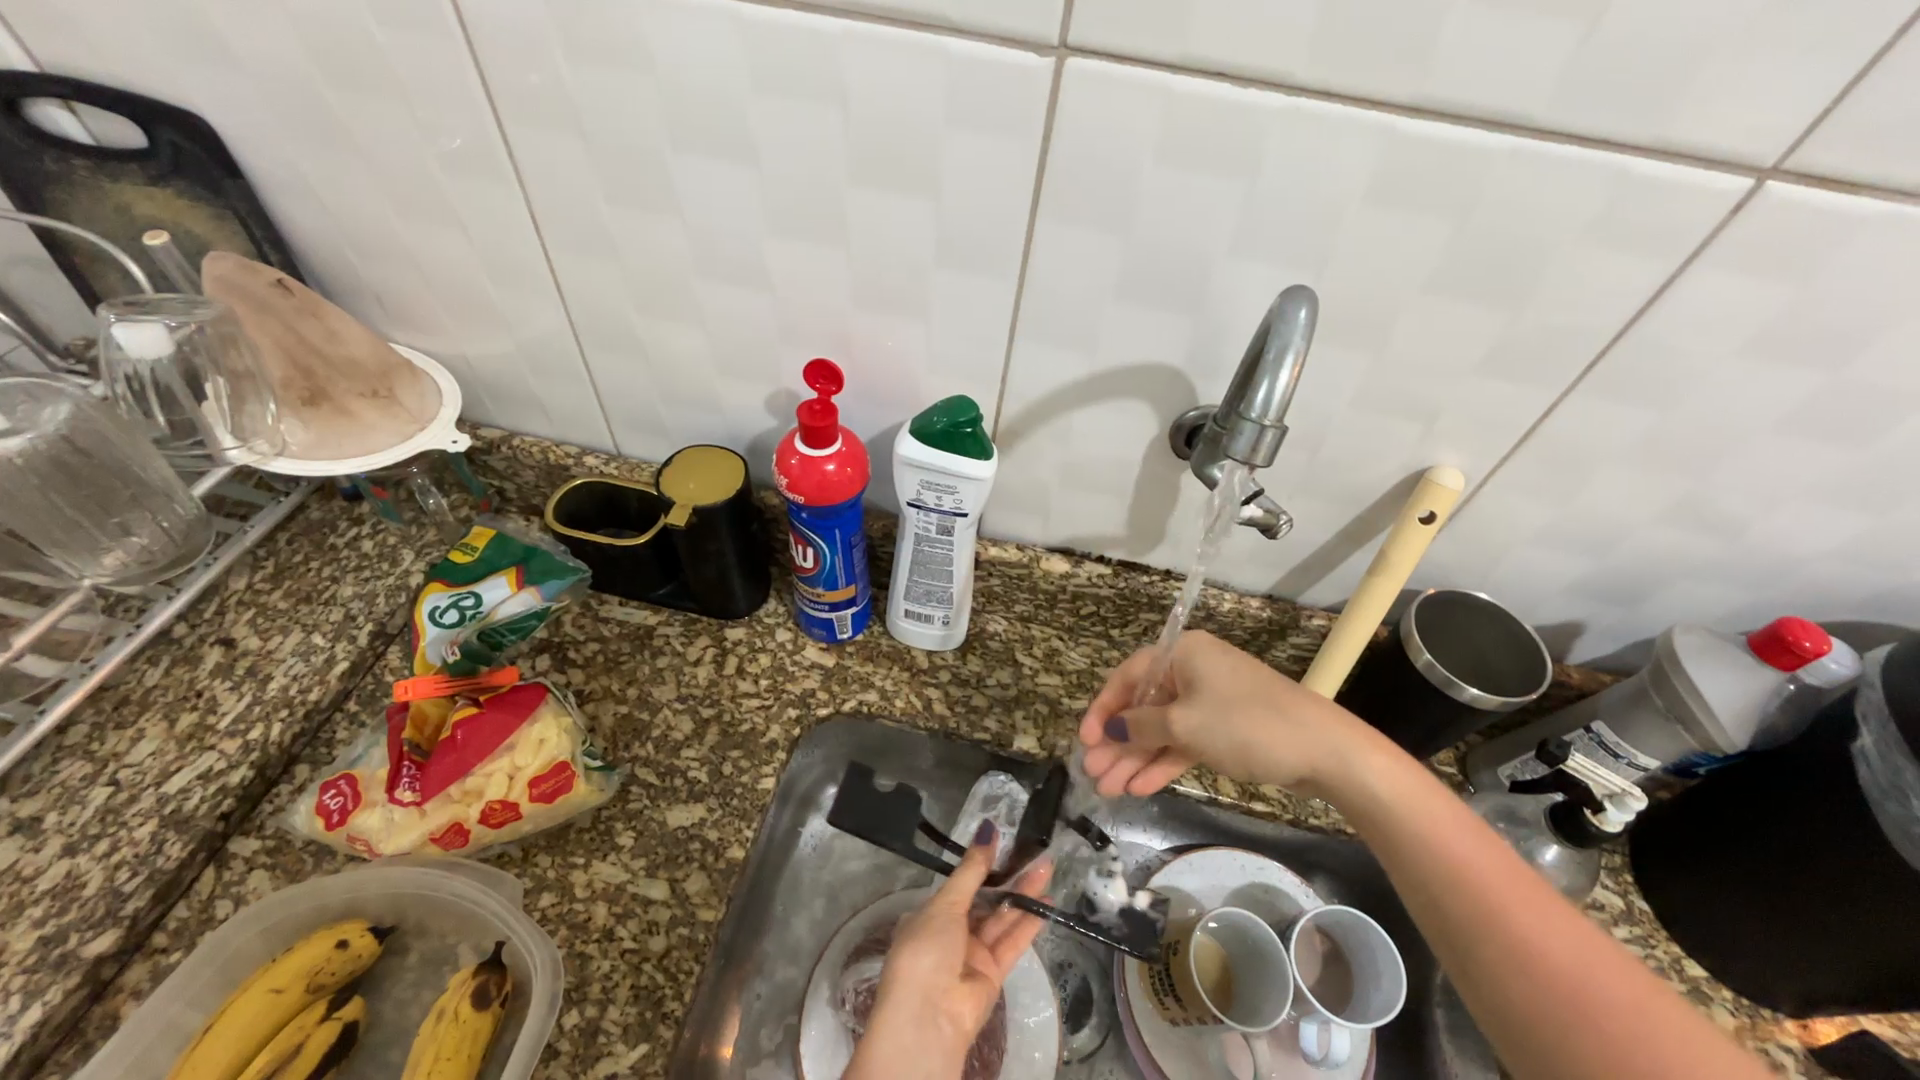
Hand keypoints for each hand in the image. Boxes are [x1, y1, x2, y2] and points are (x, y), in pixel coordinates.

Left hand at [844, 825, 1052, 1079]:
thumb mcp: (944, 904)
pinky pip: (1012, 942)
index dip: (980, 864)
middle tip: (1034, 851)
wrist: (928, 1018)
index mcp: (929, 915)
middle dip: (1008, 877)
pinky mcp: (993, 973)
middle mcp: (951, 933)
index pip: (959, 885)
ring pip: (1002, 918)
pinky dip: (1030, 923)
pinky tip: (1048, 903)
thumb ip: (971, 871)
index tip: (1002, 841)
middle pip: (985, 899)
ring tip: (1048, 867)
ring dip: (1023, 894)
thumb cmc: (925, 951)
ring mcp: (972, 954)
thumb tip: (987, 830)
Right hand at [1078, 629, 1379, 798]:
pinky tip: (1140, 787)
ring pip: (1162, 729)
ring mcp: (1211, 701)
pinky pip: (1184, 743)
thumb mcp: (1184, 725)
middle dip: (1118, 741)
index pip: (1129, 676)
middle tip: (1093, 773)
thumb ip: (1141, 727)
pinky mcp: (1226, 729)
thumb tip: (1112, 730)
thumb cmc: (1245, 725)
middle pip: (1144, 706)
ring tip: (1110, 789)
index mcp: (1183, 654)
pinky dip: (1163, 763)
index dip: (1103, 709)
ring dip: (1136, 758)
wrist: (1322, 749)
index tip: (1085, 740)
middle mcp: (1194, 672)